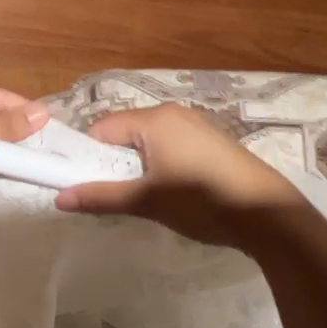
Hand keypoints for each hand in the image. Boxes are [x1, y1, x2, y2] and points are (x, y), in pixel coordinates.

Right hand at [54, 104, 307, 248]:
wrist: (267, 214)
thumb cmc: (200, 201)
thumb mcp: (146, 202)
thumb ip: (101, 197)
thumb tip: (59, 199)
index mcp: (154, 119)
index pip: (102, 129)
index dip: (86, 156)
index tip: (82, 184)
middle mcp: (173, 113)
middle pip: (125, 133)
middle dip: (112, 162)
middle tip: (111, 195)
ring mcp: (196, 125)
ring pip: (149, 142)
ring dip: (137, 167)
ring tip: (141, 199)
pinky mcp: (212, 142)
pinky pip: (171, 147)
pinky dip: (160, 166)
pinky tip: (171, 194)